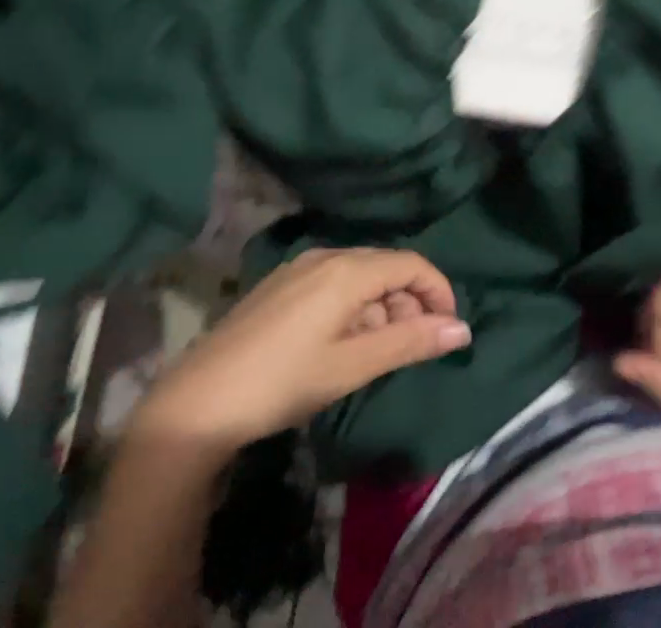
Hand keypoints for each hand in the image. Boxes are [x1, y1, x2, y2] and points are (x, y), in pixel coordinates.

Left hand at [133, 248, 470, 449]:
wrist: (198, 402)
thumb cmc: (283, 382)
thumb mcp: (353, 366)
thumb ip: (410, 342)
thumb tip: (462, 329)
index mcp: (345, 270)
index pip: (411, 264)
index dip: (439, 292)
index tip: (449, 331)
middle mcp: (323, 258)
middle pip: (385, 267)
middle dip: (411, 302)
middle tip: (414, 348)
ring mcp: (296, 270)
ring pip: (359, 277)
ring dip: (382, 308)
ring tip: (378, 353)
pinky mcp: (278, 288)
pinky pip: (332, 285)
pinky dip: (353, 309)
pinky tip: (343, 345)